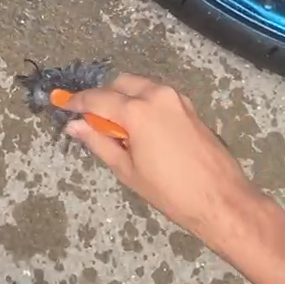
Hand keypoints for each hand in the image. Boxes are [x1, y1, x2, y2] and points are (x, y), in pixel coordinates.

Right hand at [62, 75, 268, 253]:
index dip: (77, 102)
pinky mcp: (189, 106)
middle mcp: (156, 95)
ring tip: (118, 129)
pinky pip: (156, 96)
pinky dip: (142, 103)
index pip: (97, 98)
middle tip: (92, 121)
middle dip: (103, 97)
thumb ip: (99, 142)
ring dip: (123, 99)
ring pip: (139, 86)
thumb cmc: (170, 191)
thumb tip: (74, 126)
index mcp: (138, 111)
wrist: (221, 199)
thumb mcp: (127, 170)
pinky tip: (141, 129)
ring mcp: (176, 98)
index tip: (63, 105)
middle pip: (119, 84)